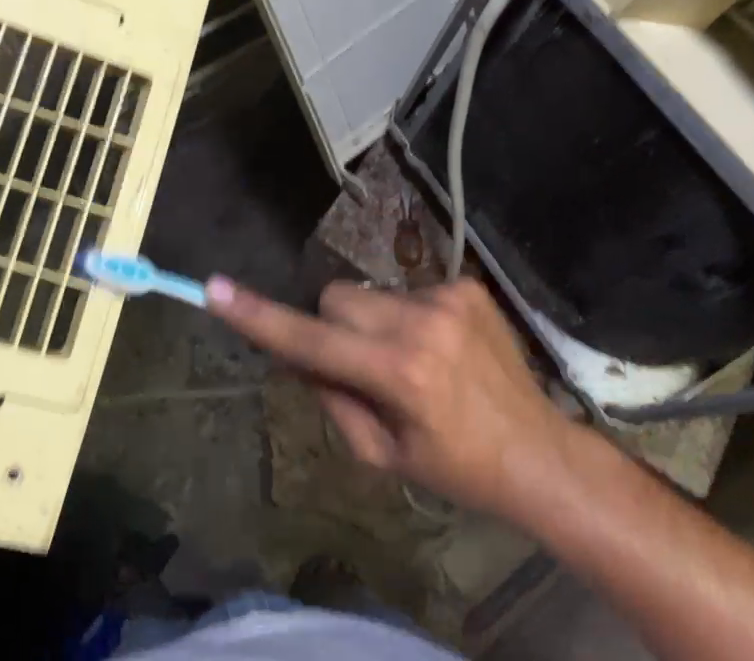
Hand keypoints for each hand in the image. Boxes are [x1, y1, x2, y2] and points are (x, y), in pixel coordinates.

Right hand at [207, 277, 584, 521]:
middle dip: (331, 326)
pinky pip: (407, 290)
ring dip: (371, 322)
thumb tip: (295, 354)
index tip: (215, 290)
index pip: (311, 341)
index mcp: (399, 375)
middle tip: (360, 367)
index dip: (259, 318)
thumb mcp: (380, 453)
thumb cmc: (454, 467)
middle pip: (335, 298)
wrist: (537, 451)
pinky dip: (407, 317)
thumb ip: (331, 398)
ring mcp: (448, 299)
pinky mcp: (467, 287)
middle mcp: (421, 325)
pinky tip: (439, 348)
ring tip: (412, 362)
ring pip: (369, 293)